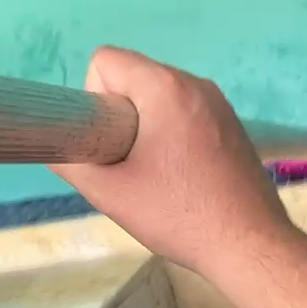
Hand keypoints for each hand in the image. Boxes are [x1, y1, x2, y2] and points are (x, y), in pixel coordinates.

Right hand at [52, 47, 295, 276]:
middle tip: (134, 167)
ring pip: (162, 101)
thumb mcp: (110, 193)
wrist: (250, 246)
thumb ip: (70, 161)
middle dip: (122, 117)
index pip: (106, 61)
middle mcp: (199, 86)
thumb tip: (56, 145)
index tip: (110, 144)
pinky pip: (188, 118)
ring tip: (160, 178)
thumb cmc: (180, 216)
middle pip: (136, 79)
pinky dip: (176, 140)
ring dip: (149, 130)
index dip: (95, 100)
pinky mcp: (235, 129)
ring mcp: (223, 107)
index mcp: (168, 88)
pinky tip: (186, 180)